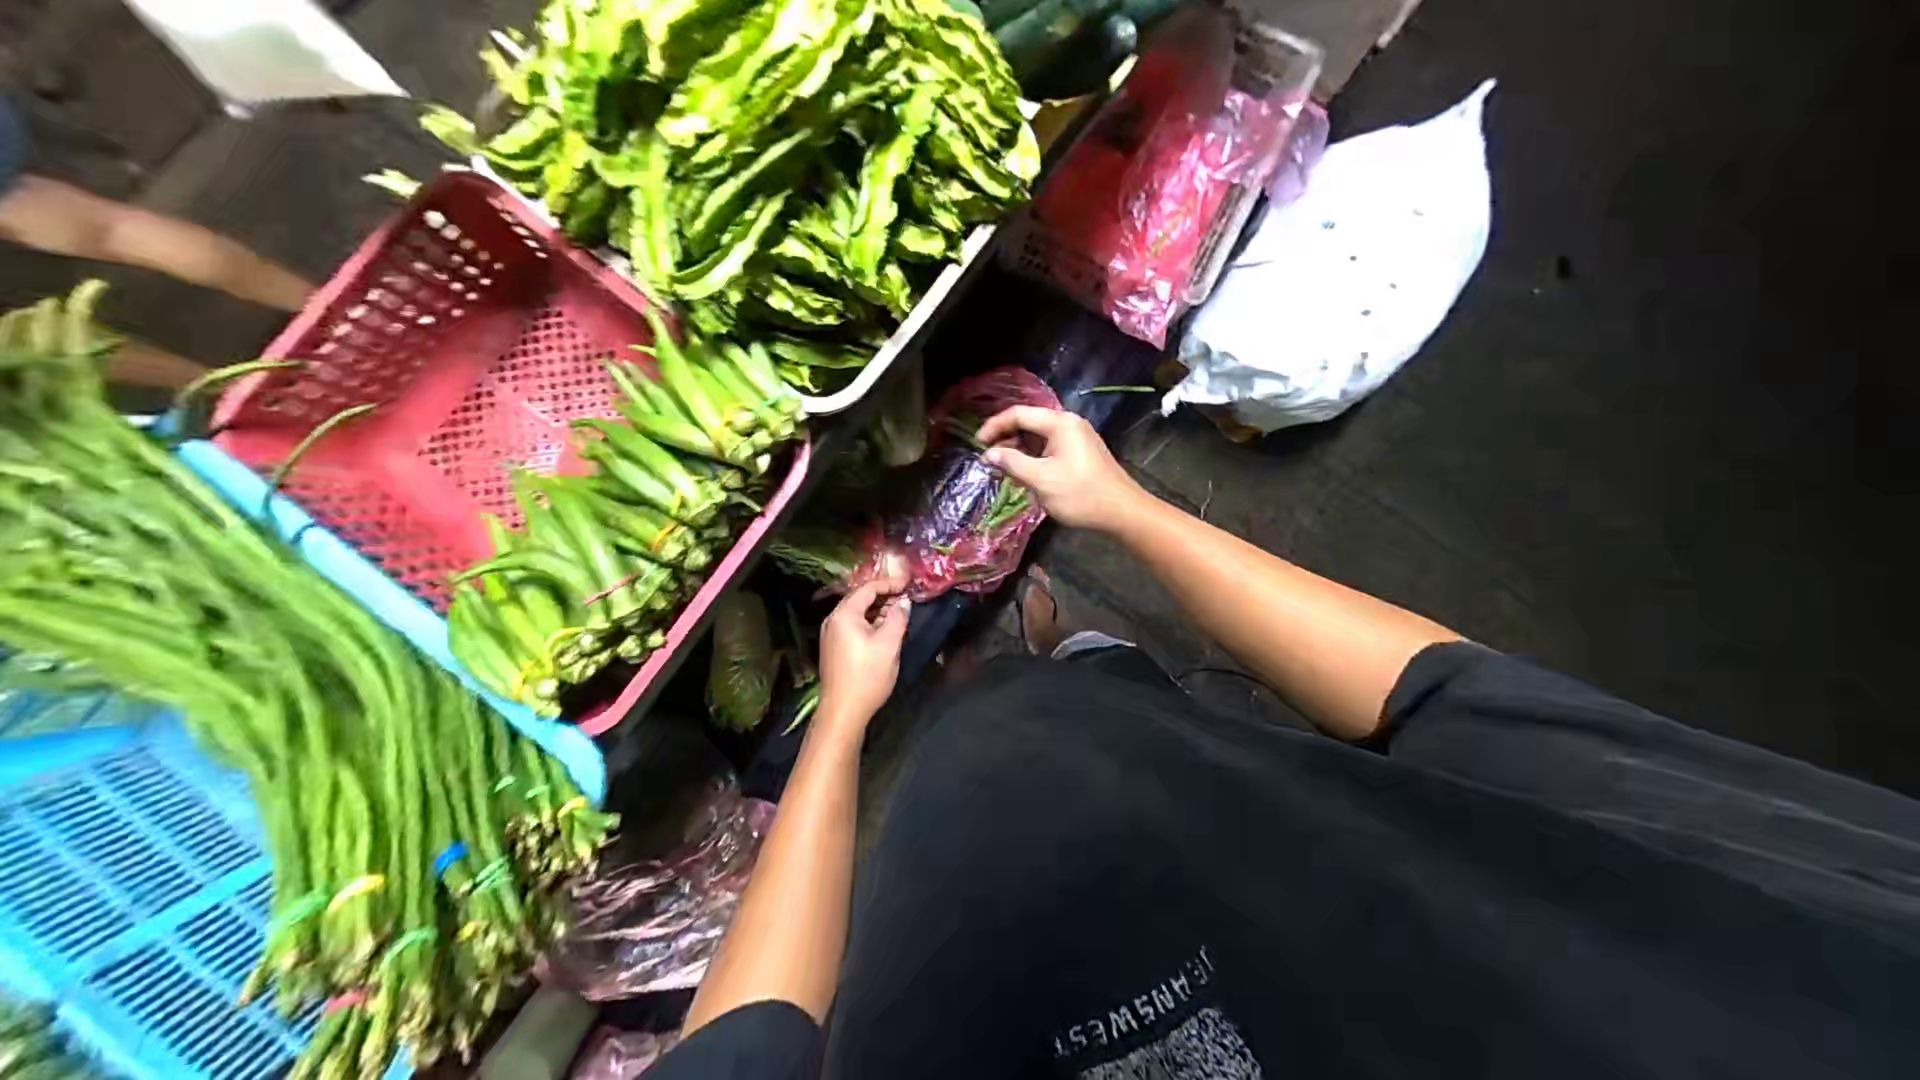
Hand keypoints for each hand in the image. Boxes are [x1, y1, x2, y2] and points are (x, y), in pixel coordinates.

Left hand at [817, 574, 910, 736]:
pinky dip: (870, 623)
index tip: (908, 584)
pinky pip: (853, 626)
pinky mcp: (834, 648)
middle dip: (884, 596)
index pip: (867, 588)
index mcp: (844, 614)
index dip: (889, 584)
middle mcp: (833, 620)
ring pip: (857, 614)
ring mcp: (831, 635)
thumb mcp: (889, 644)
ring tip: (899, 614)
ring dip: (878, 611)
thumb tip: (904, 602)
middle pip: (860, 599)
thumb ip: (898, 617)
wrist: (843, 711)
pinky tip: (885, 631)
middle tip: (906, 598)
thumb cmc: (867, 675)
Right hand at [977, 406, 1150, 531]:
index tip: (977, 444)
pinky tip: (1025, 472)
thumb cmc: (1080, 494)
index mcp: (1059, 423)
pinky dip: (1033, 456)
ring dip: (1018, 448)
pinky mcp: (1080, 452)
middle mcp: (1068, 423)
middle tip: (989, 458)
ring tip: (1004, 468)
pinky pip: (1049, 446)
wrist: (1122, 511)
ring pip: (1038, 436)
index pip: (1018, 414)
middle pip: (1029, 422)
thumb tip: (989, 454)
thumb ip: (1012, 463)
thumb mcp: (1040, 479)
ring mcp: (1077, 437)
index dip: (994, 426)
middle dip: (1006, 437)